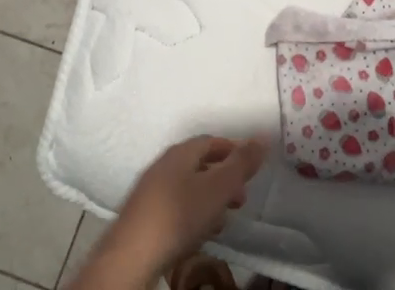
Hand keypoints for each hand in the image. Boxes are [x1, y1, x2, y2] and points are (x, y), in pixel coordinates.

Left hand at [73, 136, 267, 288]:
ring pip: (187, 187)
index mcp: (180, 153)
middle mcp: (162, 166)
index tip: (251, 167)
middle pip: (199, 164)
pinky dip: (193, 213)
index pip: (211, 141)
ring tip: (225, 218)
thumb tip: (263, 137)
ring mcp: (150, 192)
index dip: (233, 150)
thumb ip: (241, 163)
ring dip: (209, 198)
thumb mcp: (219, 188)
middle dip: (224, 178)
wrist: (132, 256)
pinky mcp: (143, 217)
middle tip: (242, 197)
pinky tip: (201, 233)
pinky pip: (175, 207)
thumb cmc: (179, 215)